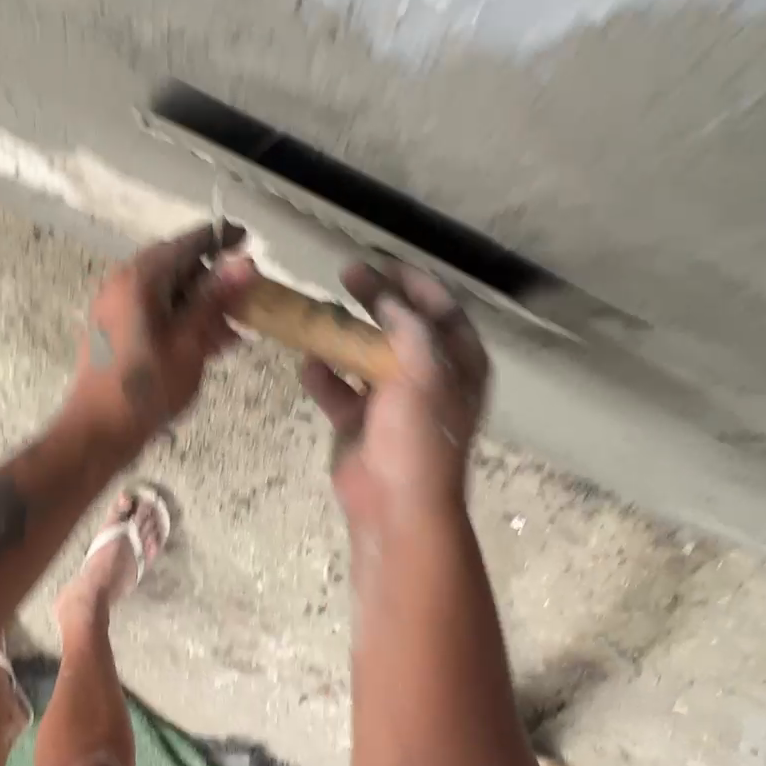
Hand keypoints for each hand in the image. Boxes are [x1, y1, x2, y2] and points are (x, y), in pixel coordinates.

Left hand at [66, 223, 257, 449]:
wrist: (97, 433)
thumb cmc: (145, 390)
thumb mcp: (189, 344)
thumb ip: (215, 300)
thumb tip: (244, 263)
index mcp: (138, 279)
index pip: (186, 244)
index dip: (219, 239)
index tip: (247, 241)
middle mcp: (121, 285)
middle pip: (175, 268)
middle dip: (212, 283)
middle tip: (243, 303)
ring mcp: (114, 310)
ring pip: (165, 295)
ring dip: (199, 307)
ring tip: (231, 334)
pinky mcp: (113, 334)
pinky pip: (153, 315)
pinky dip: (180, 323)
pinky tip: (205, 347)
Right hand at [300, 262, 490, 533]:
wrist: (395, 504)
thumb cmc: (418, 438)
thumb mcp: (422, 373)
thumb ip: (408, 328)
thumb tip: (389, 298)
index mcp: (458, 364)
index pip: (441, 308)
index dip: (414, 282)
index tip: (382, 261)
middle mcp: (427, 377)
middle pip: (400, 327)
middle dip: (375, 300)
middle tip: (347, 275)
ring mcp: (392, 401)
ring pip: (365, 357)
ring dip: (344, 337)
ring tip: (320, 315)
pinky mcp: (360, 423)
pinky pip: (338, 391)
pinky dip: (323, 378)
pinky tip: (308, 364)